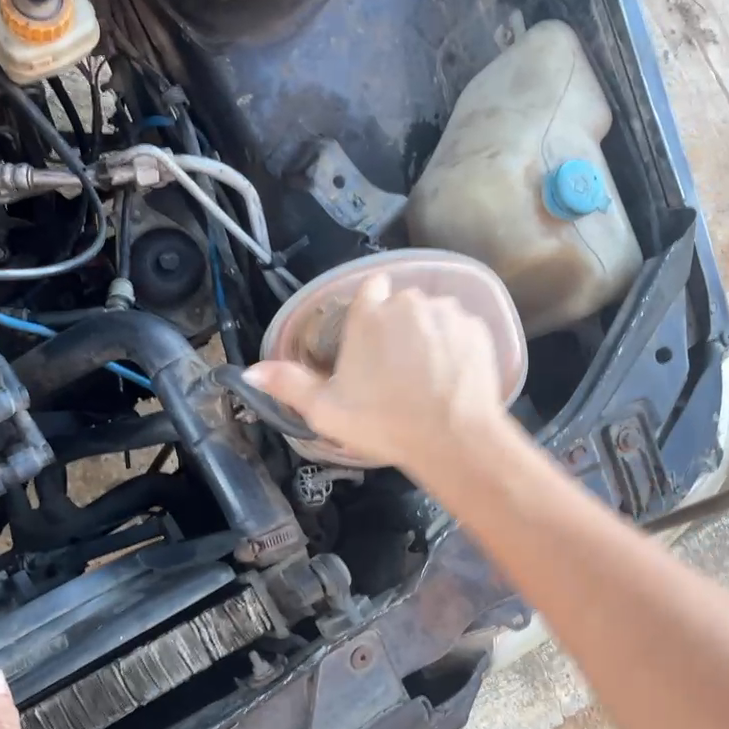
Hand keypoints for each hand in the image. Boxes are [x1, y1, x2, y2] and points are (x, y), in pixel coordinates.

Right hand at [244, 273, 509, 472]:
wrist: (453, 439)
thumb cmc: (383, 423)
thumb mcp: (325, 410)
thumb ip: (287, 384)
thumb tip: (249, 370)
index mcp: (369, 314)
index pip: (370, 289)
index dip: (370, 312)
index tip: (370, 341)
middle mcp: (408, 302)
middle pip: (401, 305)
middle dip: (398, 330)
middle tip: (394, 372)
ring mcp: (448, 312)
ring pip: (433, 316)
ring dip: (428, 337)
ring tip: (425, 377)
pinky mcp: (479, 328)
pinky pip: (461, 330)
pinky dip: (455, 348)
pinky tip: (450, 378)